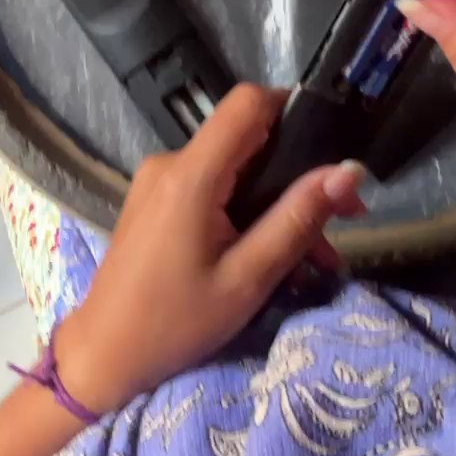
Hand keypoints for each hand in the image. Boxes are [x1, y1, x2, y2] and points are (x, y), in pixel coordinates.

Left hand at [53, 85, 366, 413]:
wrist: (105, 353)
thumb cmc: (175, 323)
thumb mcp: (248, 278)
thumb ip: (298, 219)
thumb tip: (350, 171)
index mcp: (190, 175)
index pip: (249, 103)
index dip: (295, 113)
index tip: (331, 153)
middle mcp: (170, 164)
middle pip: (247, 140)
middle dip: (298, 177)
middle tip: (343, 221)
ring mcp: (158, 182)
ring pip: (234, 171)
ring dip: (277, 206)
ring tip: (314, 260)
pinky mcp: (155, 202)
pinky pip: (212, 191)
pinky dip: (246, 216)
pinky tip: (271, 258)